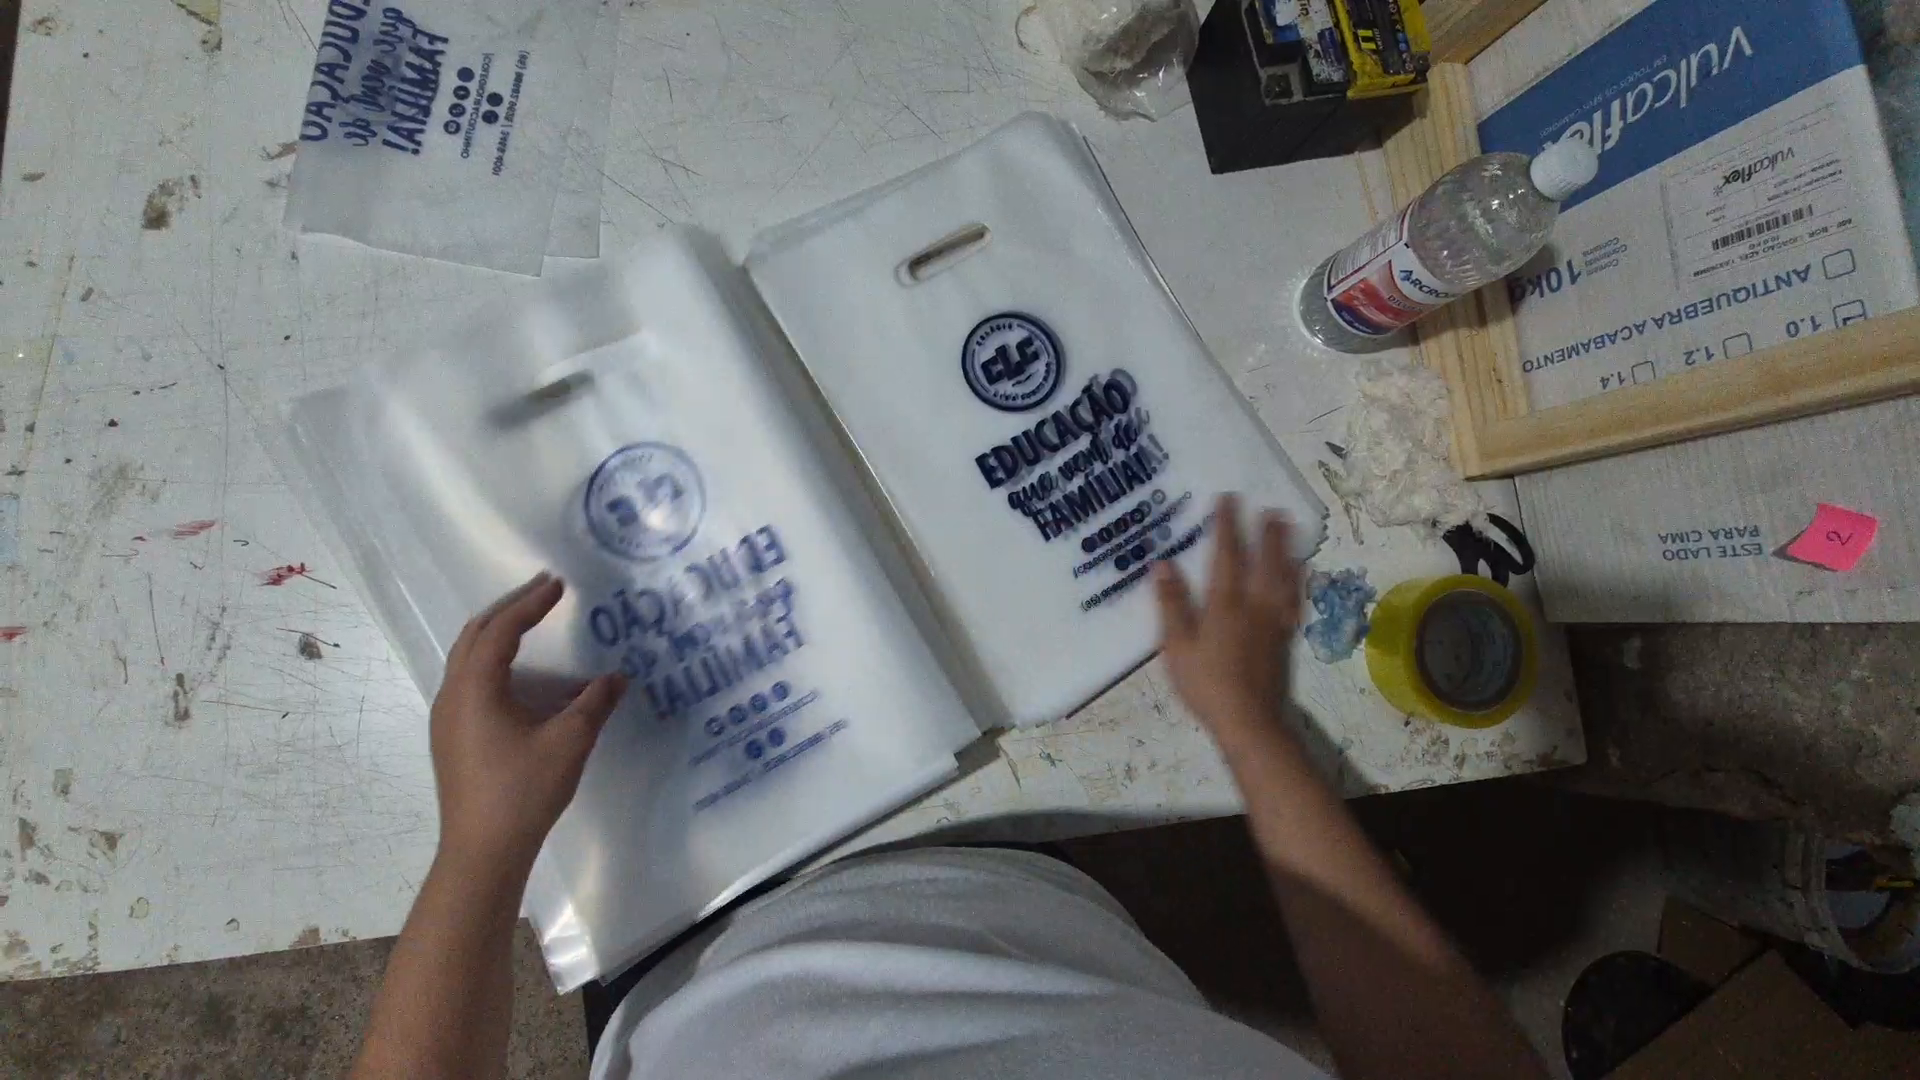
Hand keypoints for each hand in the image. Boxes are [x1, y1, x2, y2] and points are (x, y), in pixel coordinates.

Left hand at [430, 571, 627, 874]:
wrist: (482, 851)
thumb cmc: (523, 791)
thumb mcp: (570, 742)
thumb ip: (595, 702)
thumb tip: (617, 677)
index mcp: (475, 691)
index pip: (500, 631)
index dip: (530, 604)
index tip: (559, 584)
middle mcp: (452, 697)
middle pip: (474, 636)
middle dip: (509, 608)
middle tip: (544, 590)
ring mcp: (448, 718)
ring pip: (467, 658)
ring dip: (499, 632)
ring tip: (532, 620)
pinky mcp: (453, 736)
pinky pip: (470, 679)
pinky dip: (495, 658)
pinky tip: (522, 671)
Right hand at [1152, 494, 1302, 747]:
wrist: (1249, 720)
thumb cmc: (1205, 683)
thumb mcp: (1176, 645)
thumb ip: (1171, 603)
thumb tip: (1162, 563)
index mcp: (1225, 603)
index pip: (1227, 555)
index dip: (1227, 526)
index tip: (1229, 499)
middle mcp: (1255, 604)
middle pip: (1264, 561)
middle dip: (1266, 532)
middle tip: (1271, 507)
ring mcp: (1275, 621)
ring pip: (1285, 577)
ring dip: (1286, 549)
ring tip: (1289, 528)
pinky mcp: (1285, 638)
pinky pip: (1295, 599)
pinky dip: (1298, 580)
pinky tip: (1300, 575)